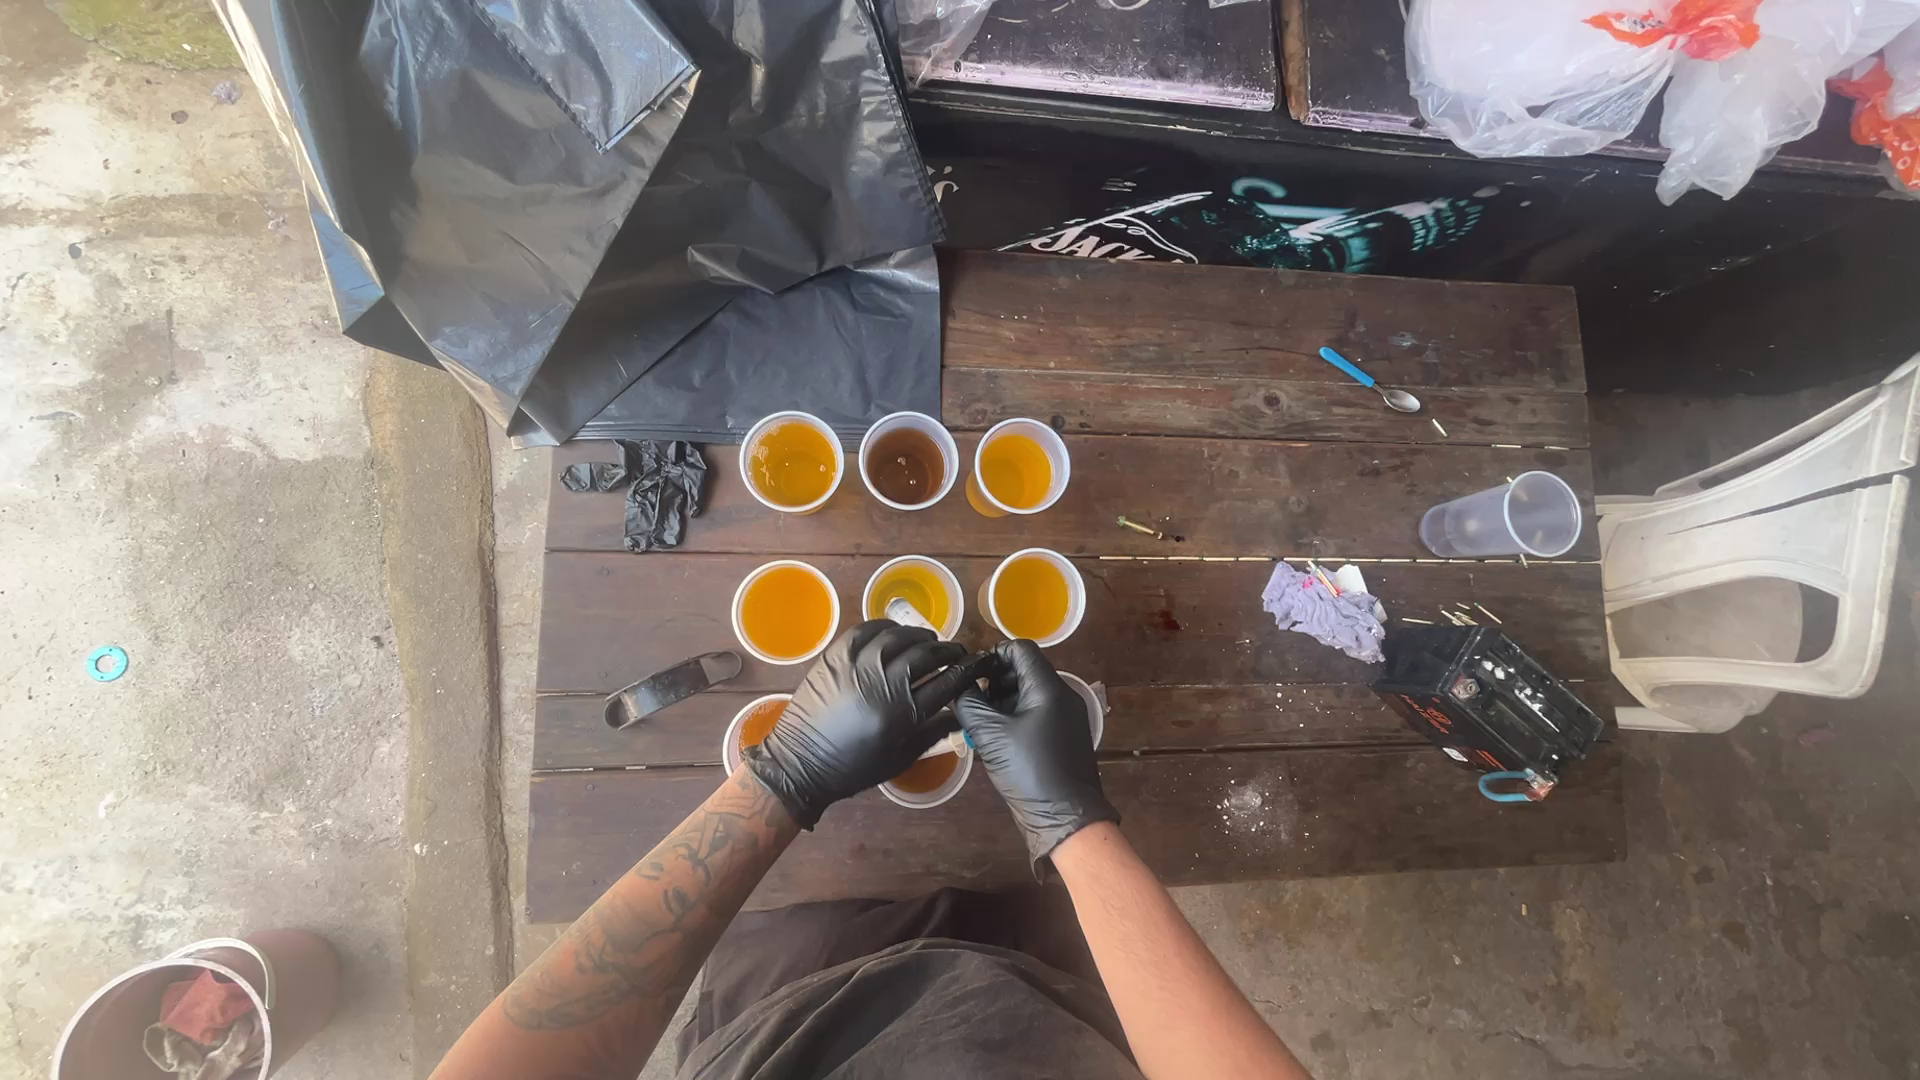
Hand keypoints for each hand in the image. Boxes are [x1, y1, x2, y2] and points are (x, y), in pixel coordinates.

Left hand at [744, 620, 965, 827]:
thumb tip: (959, 713)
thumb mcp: (900, 758)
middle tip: (956, 653)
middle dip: (948, 651)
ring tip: (929, 641)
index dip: (968, 670)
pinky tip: (894, 632)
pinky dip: (885, 627)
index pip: (947, 682)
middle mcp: (883, 682)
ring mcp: (857, 664)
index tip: (978, 664)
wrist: (800, 764)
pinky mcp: (835, 655)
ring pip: (899, 636)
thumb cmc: (853, 768)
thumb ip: (933, 733)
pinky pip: (866, 629)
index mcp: (903, 713)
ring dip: (920, 636)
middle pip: (927, 654)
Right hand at [955, 639, 1118, 873]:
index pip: (1020, 649)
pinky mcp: (1064, 734)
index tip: (971, 673)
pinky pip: (1037, 712)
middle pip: (1024, 669)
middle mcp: (1062, 695)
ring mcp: (1066, 716)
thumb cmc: (1029, 772)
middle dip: (995, 678)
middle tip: (971, 698)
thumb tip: (958, 684)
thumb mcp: (991, 736)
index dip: (993, 655)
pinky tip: (996, 735)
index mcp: (1048, 687)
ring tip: (980, 719)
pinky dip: (1015, 715)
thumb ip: (970, 704)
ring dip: (1003, 699)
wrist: (1066, 818)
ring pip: (1029, 691)